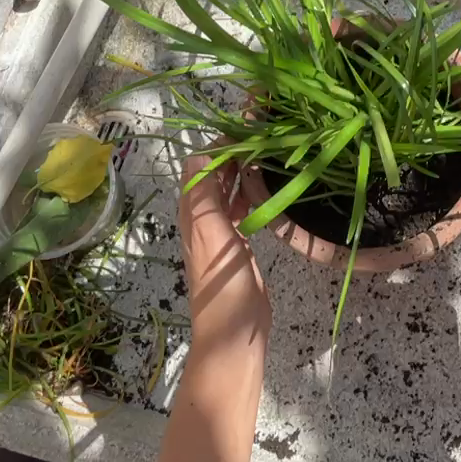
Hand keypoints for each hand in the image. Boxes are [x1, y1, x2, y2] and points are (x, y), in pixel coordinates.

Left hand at [179, 154, 271, 352]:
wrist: (235, 331)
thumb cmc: (222, 283)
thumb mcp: (211, 233)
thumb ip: (204, 195)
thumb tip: (201, 154)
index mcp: (192, 212)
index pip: (199, 165)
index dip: (218, 145)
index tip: (247, 130)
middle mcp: (202, 218)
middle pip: (213, 175)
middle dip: (233, 153)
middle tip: (263, 137)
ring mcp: (220, 231)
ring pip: (228, 189)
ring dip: (242, 171)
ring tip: (268, 155)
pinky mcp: (238, 243)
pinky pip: (241, 208)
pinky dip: (251, 193)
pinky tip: (268, 188)